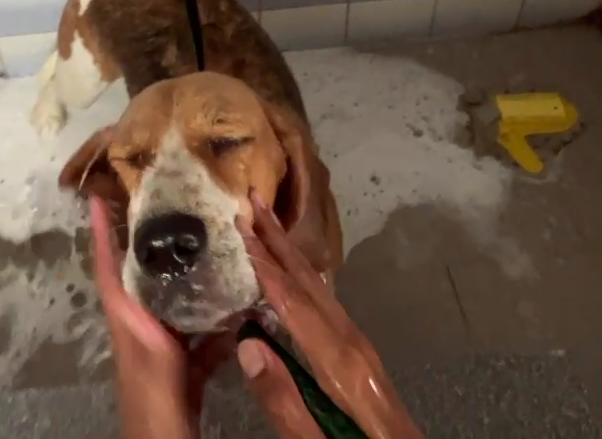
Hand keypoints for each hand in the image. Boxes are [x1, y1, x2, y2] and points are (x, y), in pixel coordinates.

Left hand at [89, 196, 235, 438]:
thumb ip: (170, 348)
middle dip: (151, 242)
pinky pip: (198, 334)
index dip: (101, 234)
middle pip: (143, 277)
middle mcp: (143, 331)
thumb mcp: (161, 376)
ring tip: (212, 245)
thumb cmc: (156, 415)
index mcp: (131, 326)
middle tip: (167, 205)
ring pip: (173, 301)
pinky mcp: (182, 370)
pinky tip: (240, 309)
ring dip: (189, 277)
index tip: (96, 197)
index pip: (110, 271)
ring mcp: (162, 350)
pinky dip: (217, 322)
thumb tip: (181, 312)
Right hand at [237, 193, 421, 438]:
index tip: (240, 226)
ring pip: (320, 287)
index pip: (293, 302)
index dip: (264, 263)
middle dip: (279, 238)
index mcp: (341, 365)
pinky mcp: (361, 357)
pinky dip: (303, 274)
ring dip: (290, 251)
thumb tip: (247, 345)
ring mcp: (361, 347)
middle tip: (253, 198)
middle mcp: (353, 343)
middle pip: (310, 281)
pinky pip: (326, 301)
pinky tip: (293, 270)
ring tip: (267, 221)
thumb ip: (285, 403)